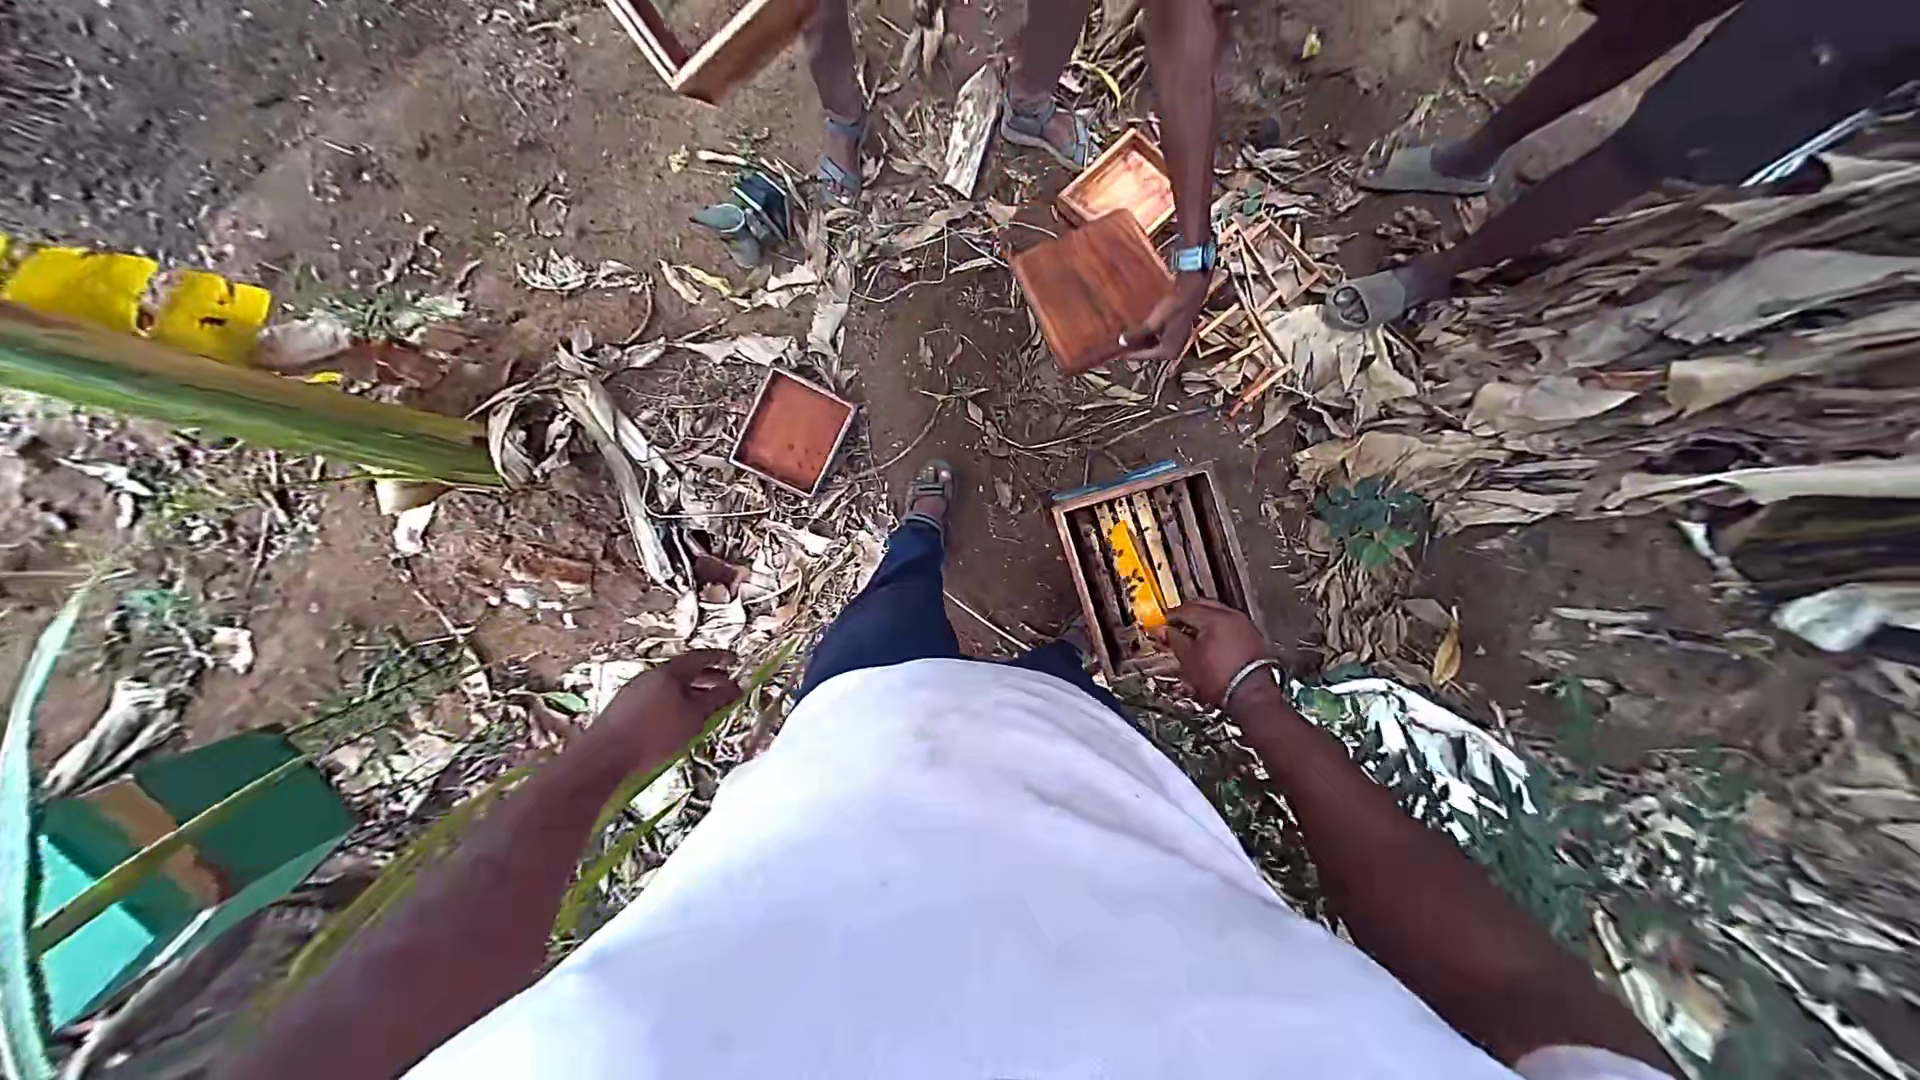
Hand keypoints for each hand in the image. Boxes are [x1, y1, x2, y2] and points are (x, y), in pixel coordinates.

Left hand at [583, 650, 741, 762]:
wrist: (604, 757)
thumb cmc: (655, 733)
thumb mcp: (694, 717)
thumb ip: (717, 700)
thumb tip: (736, 688)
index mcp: (669, 672)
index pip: (700, 657)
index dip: (720, 658)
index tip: (735, 661)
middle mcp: (651, 676)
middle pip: (684, 671)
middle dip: (708, 677)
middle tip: (725, 684)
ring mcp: (634, 691)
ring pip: (670, 686)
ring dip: (691, 692)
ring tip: (705, 705)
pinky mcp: (623, 709)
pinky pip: (657, 698)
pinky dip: (674, 702)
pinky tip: (679, 719)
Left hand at [1117, 270, 1209, 365]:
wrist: (1193, 284)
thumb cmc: (1175, 303)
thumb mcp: (1154, 322)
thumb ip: (1138, 335)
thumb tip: (1121, 343)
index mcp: (1168, 352)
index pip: (1140, 356)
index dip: (1125, 353)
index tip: (1111, 350)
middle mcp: (1172, 350)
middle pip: (1145, 351)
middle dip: (1130, 346)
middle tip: (1114, 341)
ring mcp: (1174, 339)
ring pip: (1149, 343)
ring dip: (1136, 339)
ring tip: (1121, 333)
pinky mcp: (1174, 329)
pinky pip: (1154, 336)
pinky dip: (1144, 333)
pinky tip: (1134, 325)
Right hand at [1161, 599, 1268, 707]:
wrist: (1249, 695)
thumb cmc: (1222, 679)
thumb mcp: (1188, 658)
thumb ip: (1174, 639)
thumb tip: (1166, 632)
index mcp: (1214, 618)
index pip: (1185, 609)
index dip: (1170, 616)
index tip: (1163, 624)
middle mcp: (1231, 617)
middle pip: (1202, 605)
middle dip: (1187, 614)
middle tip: (1175, 625)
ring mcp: (1244, 626)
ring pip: (1218, 613)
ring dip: (1202, 619)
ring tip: (1191, 634)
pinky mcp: (1252, 637)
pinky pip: (1229, 623)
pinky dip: (1217, 627)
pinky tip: (1209, 641)